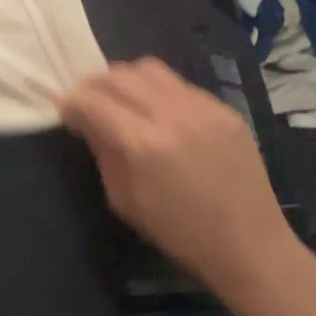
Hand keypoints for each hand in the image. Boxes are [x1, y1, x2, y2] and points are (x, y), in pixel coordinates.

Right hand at [59, 58, 301, 296]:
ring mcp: (203, 109)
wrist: (249, 246)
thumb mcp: (123, 199)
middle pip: (118, 76)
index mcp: (143, 145)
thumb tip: (85, 120)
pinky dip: (157, 90)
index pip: (92, 101)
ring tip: (122, 100)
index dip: (71, 102)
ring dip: (125, 79)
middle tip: (89, 103)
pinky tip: (158, 113)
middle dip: (94, 85)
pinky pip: (179, 84)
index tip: (66, 113)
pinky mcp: (225, 110)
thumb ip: (102, 151)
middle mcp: (172, 116)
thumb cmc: (177, 231)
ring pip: (149, 69)